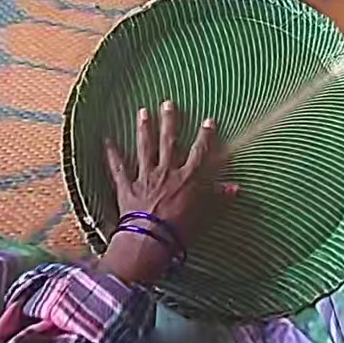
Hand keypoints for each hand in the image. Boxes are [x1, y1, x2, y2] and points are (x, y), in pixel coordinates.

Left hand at [101, 101, 236, 286]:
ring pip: (145, 149)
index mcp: (187, 178)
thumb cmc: (180, 229)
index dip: (205, 136)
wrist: (151, 239)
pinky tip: (106, 141)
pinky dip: (112, 155)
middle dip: (169, 122)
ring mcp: (145, 177)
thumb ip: (219, 197)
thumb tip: (236, 188)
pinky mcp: (127, 187)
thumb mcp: (205, 213)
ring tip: (142, 112)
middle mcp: (166, 172)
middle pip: (168, 142)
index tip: (208, 121)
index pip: (199, 152)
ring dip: (144, 129)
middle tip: (167, 103)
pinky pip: (118, 168)